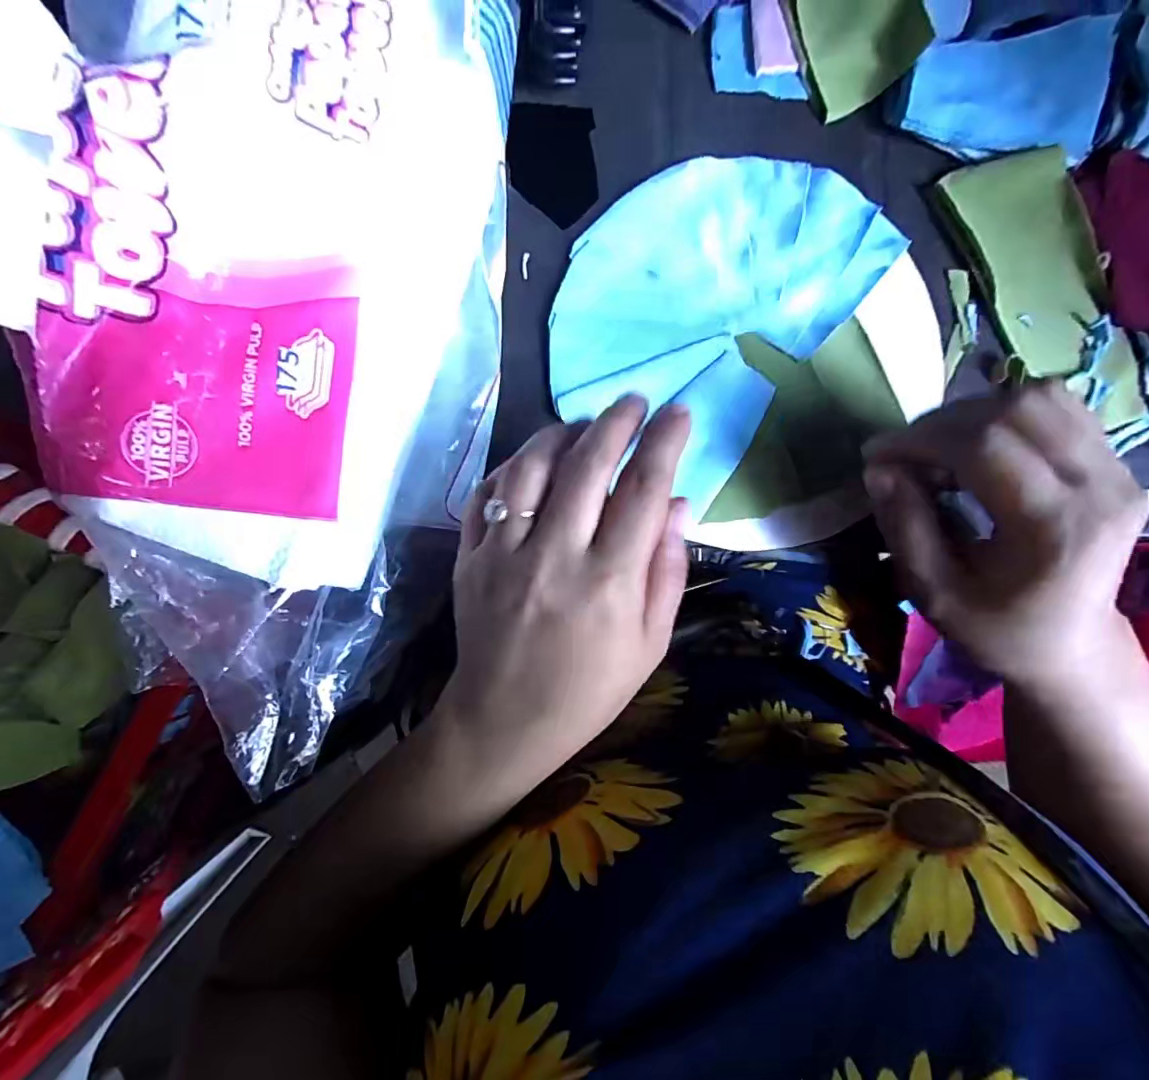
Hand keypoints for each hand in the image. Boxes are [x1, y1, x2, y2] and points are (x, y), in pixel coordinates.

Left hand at [439, 395, 690, 780]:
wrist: (504, 722)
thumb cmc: (589, 690)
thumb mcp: (650, 643)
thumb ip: (667, 571)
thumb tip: (678, 503)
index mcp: (609, 581)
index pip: (644, 489)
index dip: (665, 442)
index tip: (679, 414)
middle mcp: (555, 556)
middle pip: (588, 464)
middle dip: (616, 421)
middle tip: (634, 402)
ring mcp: (503, 553)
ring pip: (531, 467)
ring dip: (562, 433)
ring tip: (583, 425)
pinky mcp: (468, 558)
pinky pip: (489, 492)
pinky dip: (514, 465)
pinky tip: (534, 460)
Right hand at [863, 381, 1147, 687]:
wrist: (1071, 647)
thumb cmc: (997, 629)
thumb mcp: (934, 592)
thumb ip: (905, 526)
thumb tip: (879, 467)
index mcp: (1055, 528)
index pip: (985, 445)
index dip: (922, 439)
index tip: (878, 455)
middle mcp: (1100, 487)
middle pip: (1014, 410)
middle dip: (943, 422)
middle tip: (904, 454)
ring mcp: (1119, 470)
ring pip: (1040, 397)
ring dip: (975, 412)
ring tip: (941, 449)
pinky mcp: (1119, 464)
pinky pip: (1060, 409)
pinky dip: (1007, 415)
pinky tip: (979, 447)